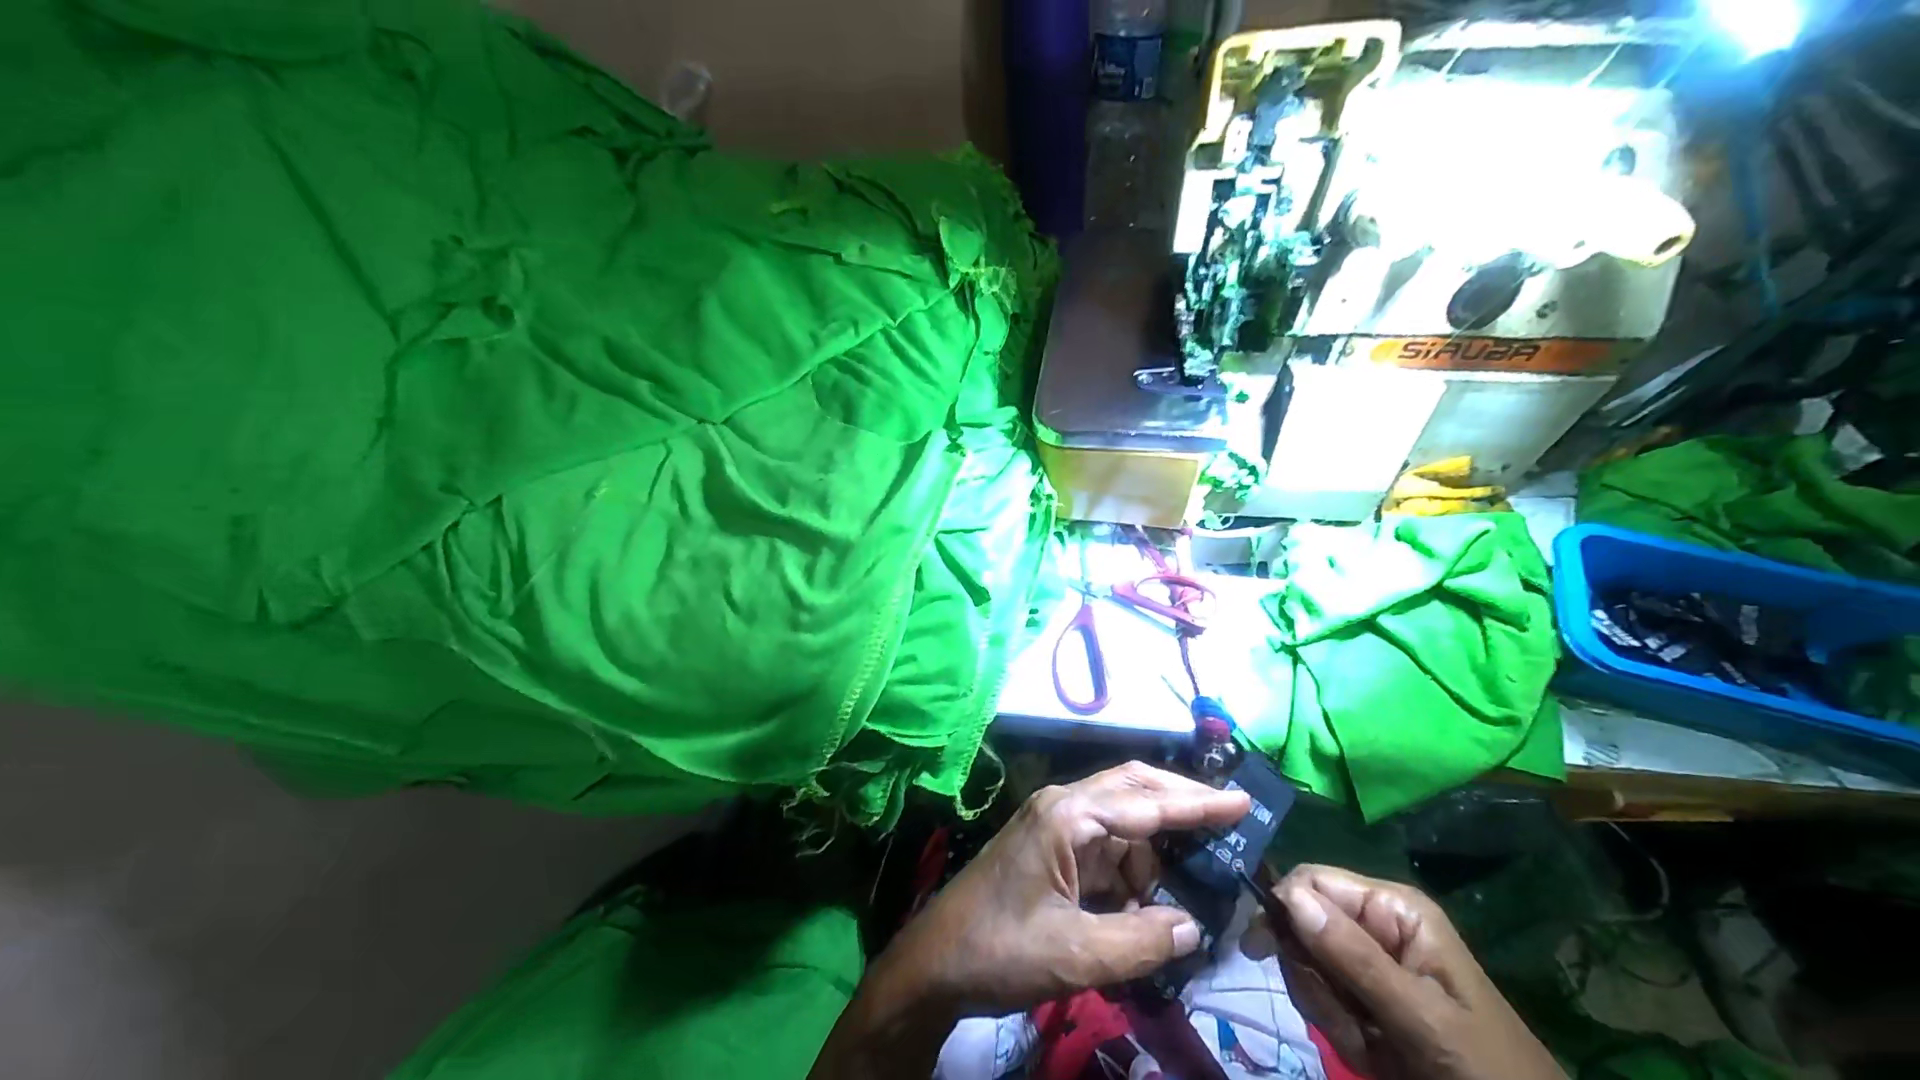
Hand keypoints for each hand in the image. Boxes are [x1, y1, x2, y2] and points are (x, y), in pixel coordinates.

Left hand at [808, 762, 1249, 1078]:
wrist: (935, 963)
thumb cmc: (1000, 950)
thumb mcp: (1076, 955)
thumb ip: (1142, 940)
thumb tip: (1193, 925)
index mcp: (1066, 816)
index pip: (1146, 802)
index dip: (1198, 805)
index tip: (1245, 802)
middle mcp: (1062, 808)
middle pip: (1134, 790)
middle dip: (1181, 804)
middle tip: (1232, 821)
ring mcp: (1054, 826)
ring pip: (1123, 821)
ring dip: (1157, 848)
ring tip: (1195, 881)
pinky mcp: (1051, 849)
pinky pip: (1106, 846)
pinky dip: (1134, 868)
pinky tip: (1150, 899)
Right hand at [1257, 864, 1565, 1079]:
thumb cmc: (1483, 1066)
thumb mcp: (1422, 1018)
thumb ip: (1354, 957)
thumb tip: (1288, 896)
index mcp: (1393, 908)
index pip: (1308, 881)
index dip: (1282, 911)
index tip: (1262, 953)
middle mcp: (1375, 924)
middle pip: (1301, 926)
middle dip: (1315, 980)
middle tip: (1351, 1023)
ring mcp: (1368, 961)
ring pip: (1305, 967)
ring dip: (1329, 1013)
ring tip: (1373, 1047)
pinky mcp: (1363, 996)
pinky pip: (1321, 998)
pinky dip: (1339, 1031)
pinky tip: (1374, 1053)